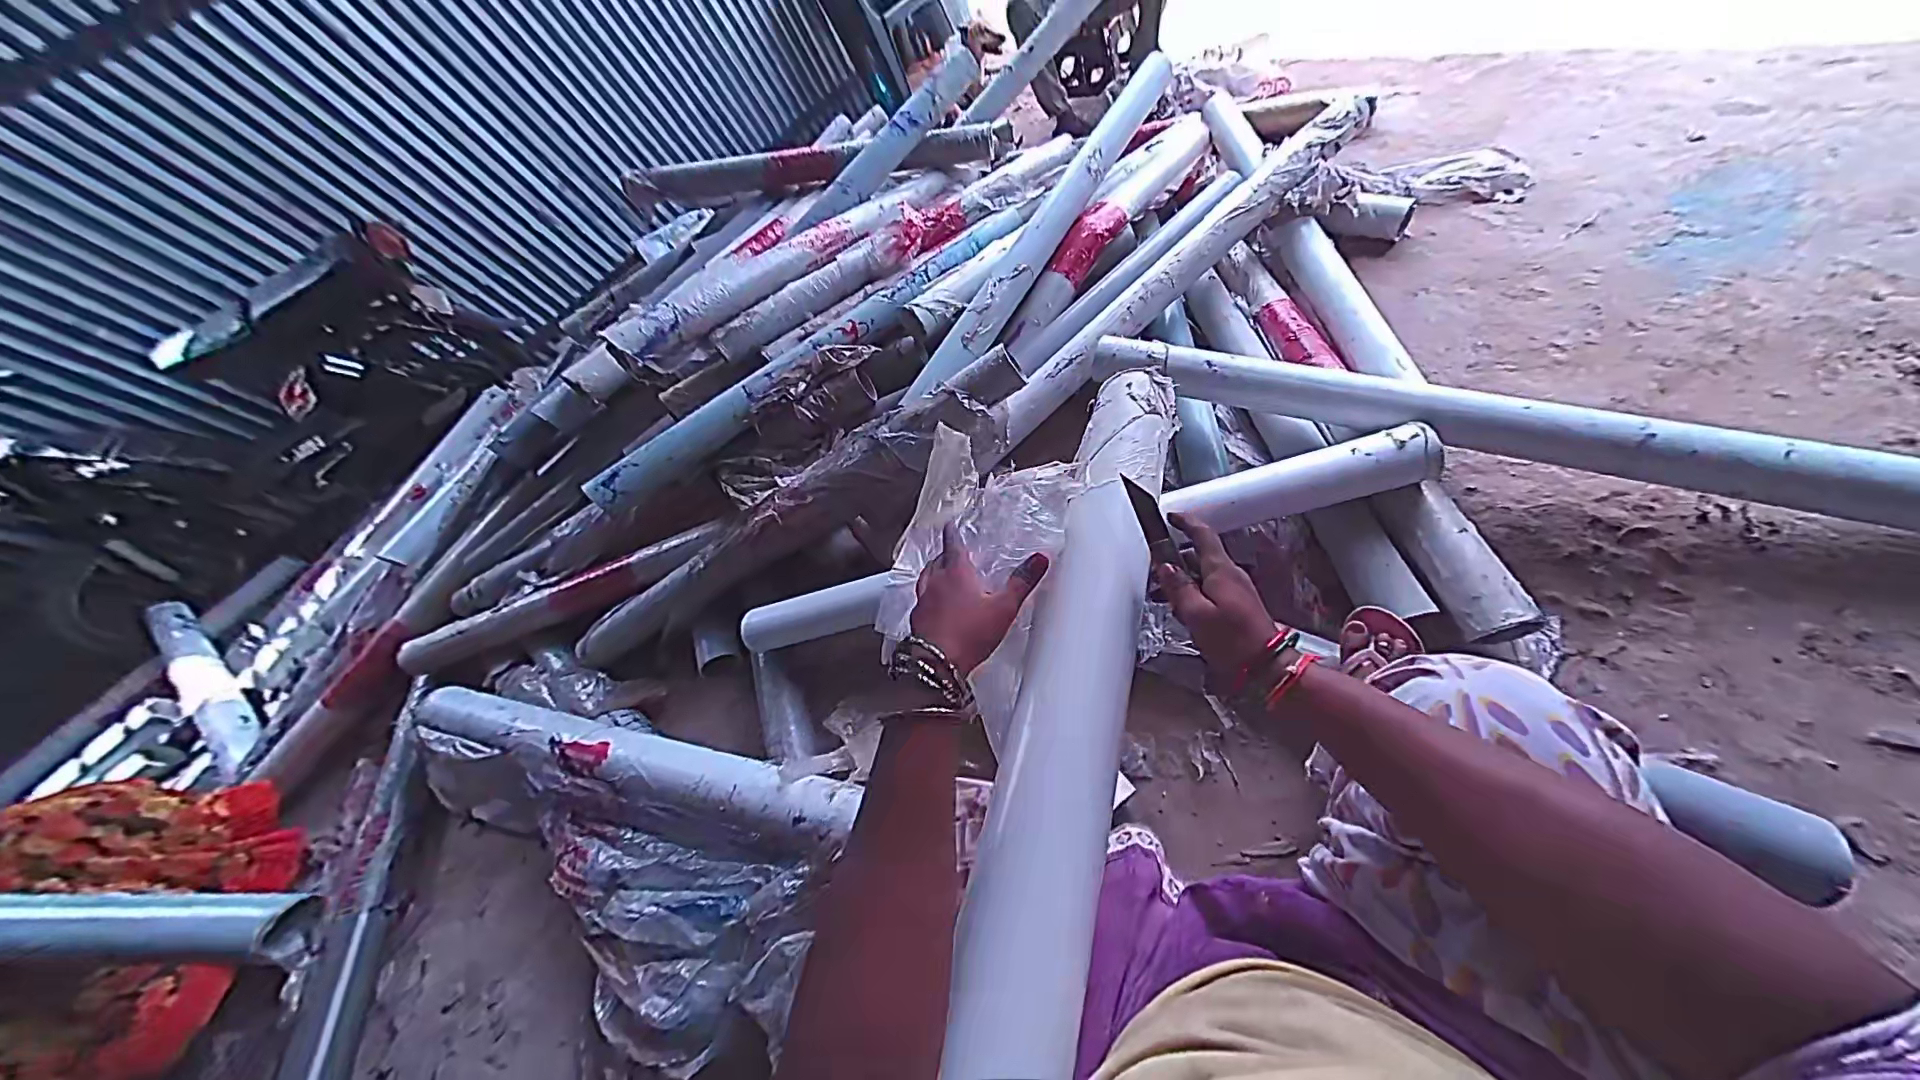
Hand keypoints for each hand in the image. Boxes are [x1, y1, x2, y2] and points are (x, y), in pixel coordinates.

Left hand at [911, 523, 1048, 674]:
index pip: (953, 545)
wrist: (937, 663)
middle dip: (944, 554)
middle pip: (937, 560)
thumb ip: (1022, 582)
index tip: (951, 527)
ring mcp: (923, 600)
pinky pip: (920, 600)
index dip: (952, 534)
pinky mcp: (917, 619)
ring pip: (925, 578)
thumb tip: (1039, 559)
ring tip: (939, 573)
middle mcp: (936, 582)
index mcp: (956, 573)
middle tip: (950, 552)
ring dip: (933, 572)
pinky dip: (927, 596)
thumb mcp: (1004, 607)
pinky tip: (933, 604)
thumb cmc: (968, 635)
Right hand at [1156, 512, 1279, 684]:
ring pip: (1202, 574)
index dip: (1185, 523)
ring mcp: (1236, 590)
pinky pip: (1210, 589)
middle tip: (1155, 572)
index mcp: (1221, 571)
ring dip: (1182, 580)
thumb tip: (1165, 567)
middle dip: (1175, 560)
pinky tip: (1183, 609)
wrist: (1265, 668)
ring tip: (1165, 597)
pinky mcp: (1236, 604)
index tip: (1171, 518)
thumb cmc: (1233, 642)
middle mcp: (1231, 575)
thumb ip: (1178, 588)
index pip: (1203, 535)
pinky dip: (1193, 592)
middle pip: (1199, 556)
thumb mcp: (1196, 614)